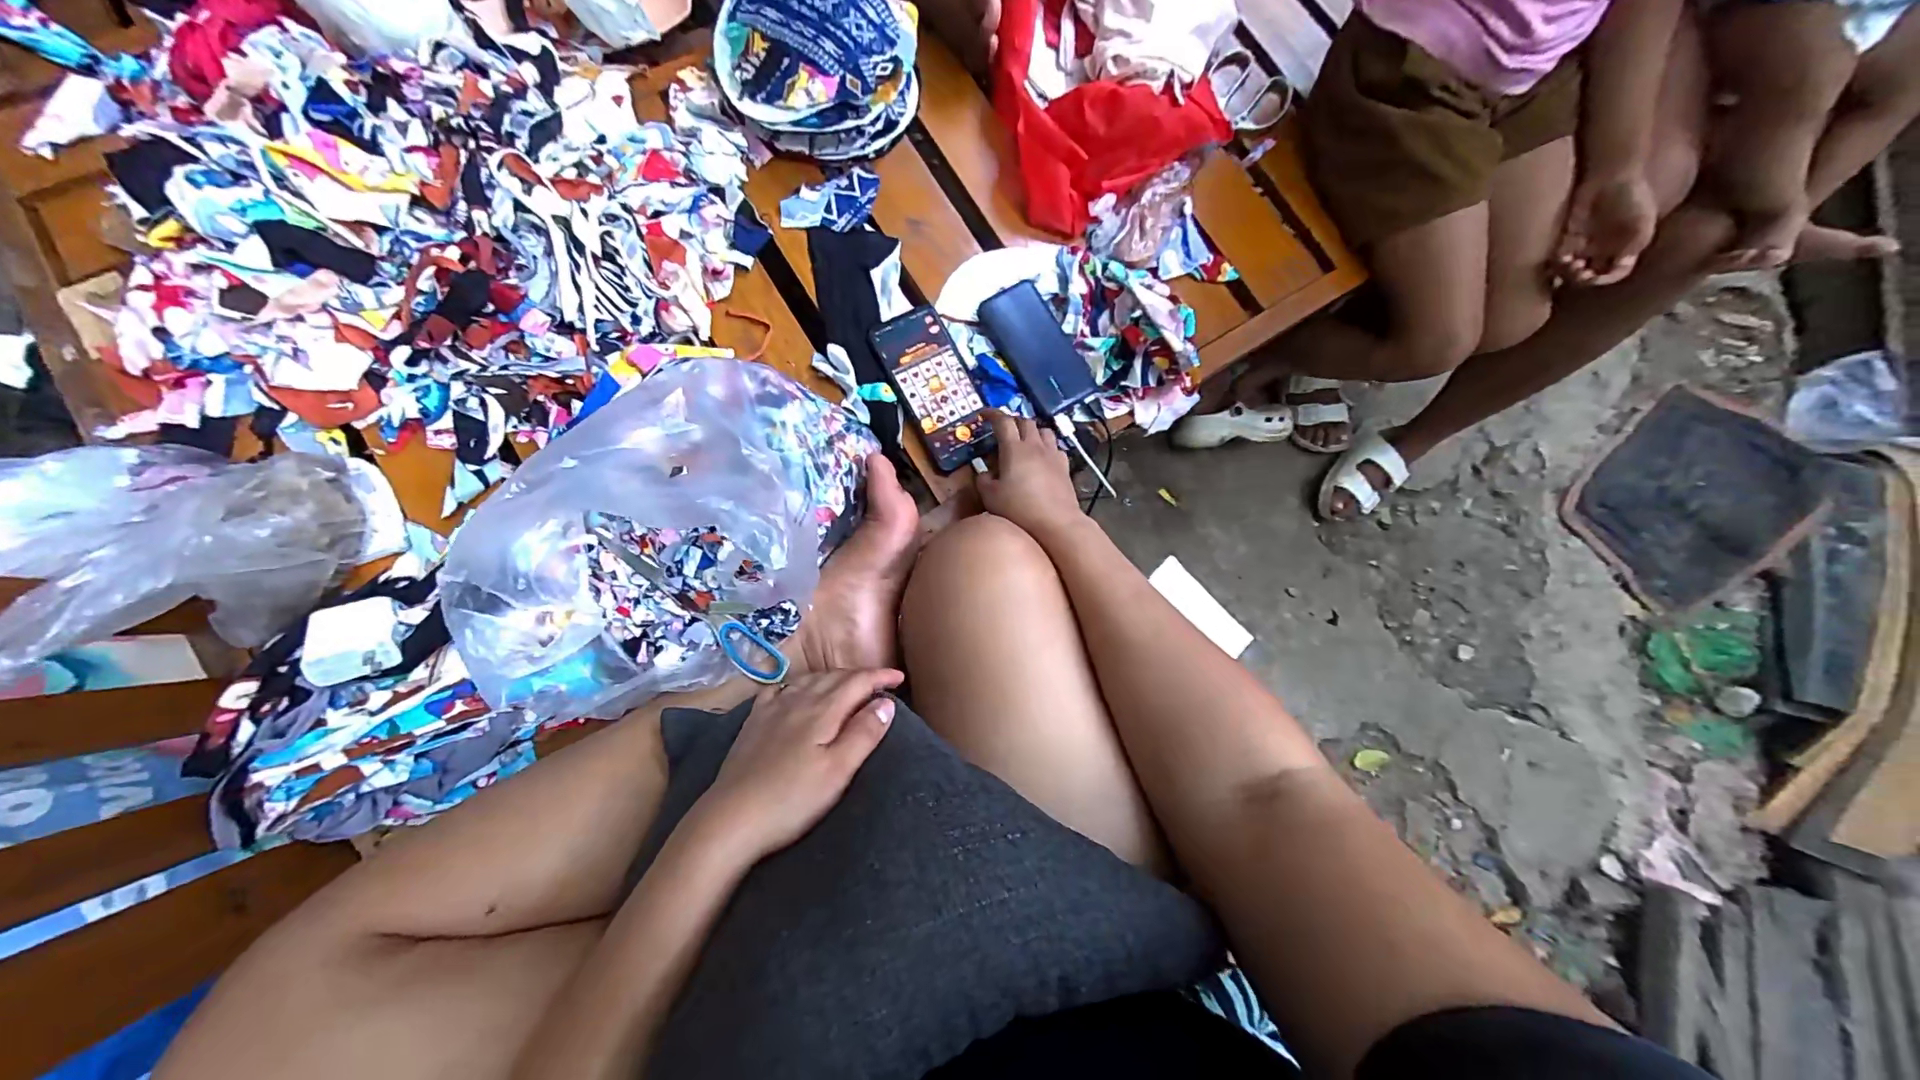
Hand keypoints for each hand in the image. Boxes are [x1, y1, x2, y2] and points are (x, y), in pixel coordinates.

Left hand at [687, 669, 902, 863]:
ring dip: (833, 678)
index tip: (899, 678)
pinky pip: (779, 690)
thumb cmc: (792, 799)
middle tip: (880, 684)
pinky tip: (795, 691)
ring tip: (847, 687)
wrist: (731, 818)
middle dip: (860, 676)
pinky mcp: (753, 723)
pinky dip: (797, 684)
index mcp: (822, 711)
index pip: (857, 682)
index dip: (880, 676)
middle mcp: (797, 701)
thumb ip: (864, 733)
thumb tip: (886, 702)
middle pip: (834, 677)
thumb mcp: (838, 771)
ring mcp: (772, 710)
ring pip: (809, 681)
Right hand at [977, 413, 1083, 543]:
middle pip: (1025, 421)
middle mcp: (1035, 446)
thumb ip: (983, 481)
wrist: (1056, 522)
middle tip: (1003, 430)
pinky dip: (1046, 446)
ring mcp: (1052, 455)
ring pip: (1043, 430)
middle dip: (1012, 421)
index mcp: (1014, 449)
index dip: (992, 414)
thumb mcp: (991, 497)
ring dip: (1032, 430)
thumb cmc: (1019, 509)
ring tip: (1024, 441)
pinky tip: (1042, 457)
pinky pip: (1055, 447)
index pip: (1003, 422)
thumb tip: (984, 473)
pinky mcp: (1064, 466)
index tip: (984, 414)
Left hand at [1556, 172, 1657, 286]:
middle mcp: (1603, 250)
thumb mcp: (1642, 221)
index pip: (1616, 273)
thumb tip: (1622, 266)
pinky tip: (1562, 259)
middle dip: (1583, 280)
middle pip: (1590, 276)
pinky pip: (1558, 258)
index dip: (1606, 280)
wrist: (1611, 178)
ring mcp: (1584, 245)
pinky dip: (1558, 263)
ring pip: (1572, 270)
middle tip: (1581, 273)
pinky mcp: (1567, 239)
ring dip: (1568, 274)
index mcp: (1624, 248)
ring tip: (1572, 265)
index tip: (1598, 278)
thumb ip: (1636, 243)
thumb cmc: (1633, 197)